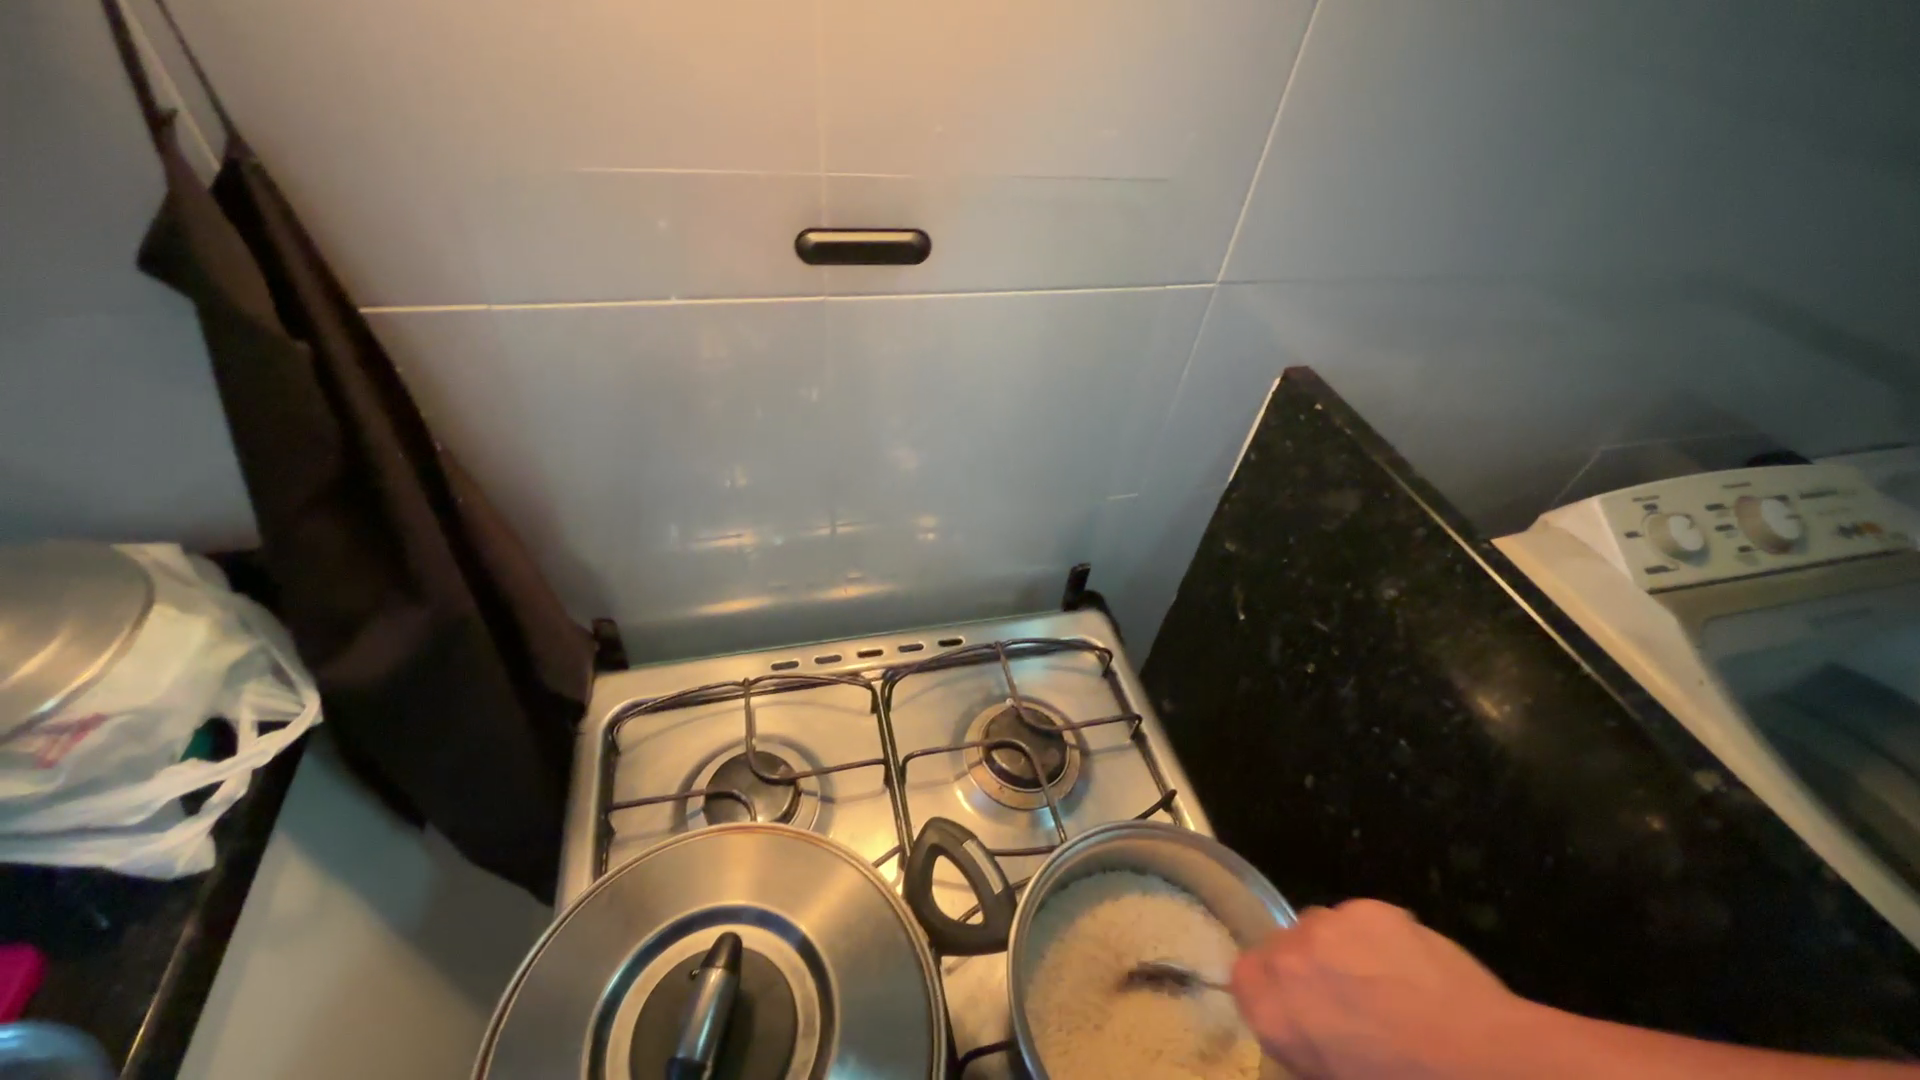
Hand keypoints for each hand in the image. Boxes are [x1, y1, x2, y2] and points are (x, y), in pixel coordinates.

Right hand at [1230, 899, 1526, 1078]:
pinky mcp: (1370, 909)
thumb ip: (1300, 1047)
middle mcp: (1286, 957)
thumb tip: (1306, 1032)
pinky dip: (1375, 941)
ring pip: (1320, 930)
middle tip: (1348, 1006)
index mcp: (1270, 1007)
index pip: (1243, 980)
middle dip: (1306, 972)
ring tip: (1385, 988)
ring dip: (1338, 952)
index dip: (1272, 994)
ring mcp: (1327, 926)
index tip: (1300, 1015)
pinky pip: (1359, 922)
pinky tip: (1411, 972)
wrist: (1481, 1061)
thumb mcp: (1330, 1078)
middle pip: (1281, 950)